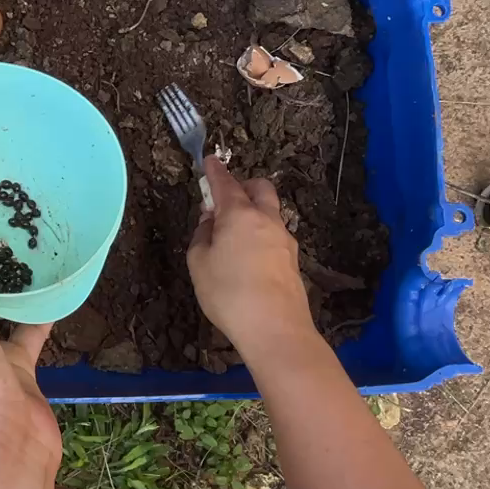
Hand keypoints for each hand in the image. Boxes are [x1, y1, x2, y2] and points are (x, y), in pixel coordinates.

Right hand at [187, 158, 317, 350]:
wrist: (275, 328)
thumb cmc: (227, 292)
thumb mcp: (198, 262)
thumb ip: (202, 236)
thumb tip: (210, 223)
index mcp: (239, 214)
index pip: (225, 183)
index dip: (215, 170)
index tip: (209, 160)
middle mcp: (266, 220)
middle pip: (260, 188)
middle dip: (243, 185)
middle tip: (223, 200)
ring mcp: (284, 240)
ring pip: (269, 212)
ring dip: (252, 212)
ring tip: (230, 235)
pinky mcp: (292, 260)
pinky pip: (273, 234)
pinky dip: (259, 234)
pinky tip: (246, 256)